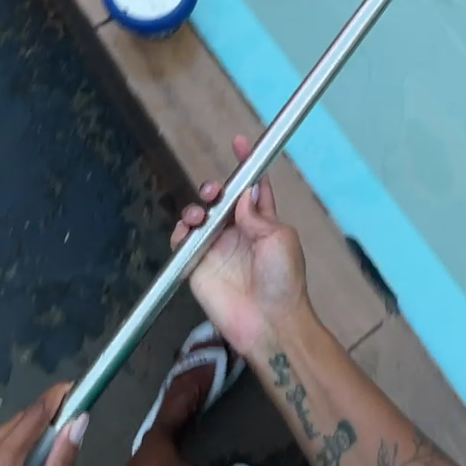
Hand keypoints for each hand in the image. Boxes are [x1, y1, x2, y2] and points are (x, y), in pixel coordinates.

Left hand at [0, 383, 86, 465]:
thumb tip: (80, 420)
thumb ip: (62, 465)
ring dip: (21, 440)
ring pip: (0, 436)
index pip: (33, 415)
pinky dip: (1, 454)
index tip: (76, 387)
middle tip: (62, 436)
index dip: (56, 398)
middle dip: (40, 424)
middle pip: (16, 423)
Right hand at [173, 135, 311, 354]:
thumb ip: (258, 214)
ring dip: (197, 207)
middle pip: (221, 199)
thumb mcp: (280, 238)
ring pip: (199, 216)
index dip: (247, 164)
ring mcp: (217, 248)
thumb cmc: (284, 281)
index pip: (253, 187)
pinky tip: (189, 230)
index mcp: (263, 222)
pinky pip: (183, 241)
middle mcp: (238, 232)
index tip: (240, 143)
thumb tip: (243, 194)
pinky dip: (181, 230)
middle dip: (215, 187)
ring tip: (201, 214)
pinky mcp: (198, 266)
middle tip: (215, 191)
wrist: (269, 323)